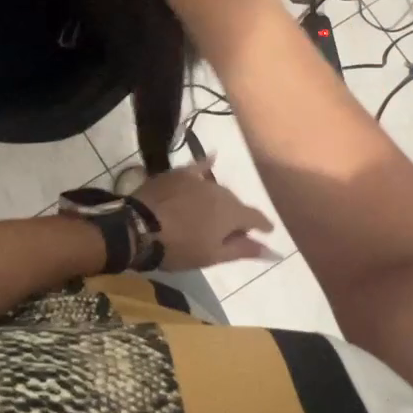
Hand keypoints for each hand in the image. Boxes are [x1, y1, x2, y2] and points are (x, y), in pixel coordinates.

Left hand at [133, 156, 276, 270]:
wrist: (139, 228)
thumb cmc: (179, 248)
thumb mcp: (213, 255)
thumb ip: (244, 249)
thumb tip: (273, 250)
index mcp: (232, 212)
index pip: (255, 217)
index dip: (263, 225)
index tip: (267, 231)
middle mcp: (219, 190)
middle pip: (234, 203)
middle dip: (236, 215)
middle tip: (231, 230)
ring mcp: (197, 179)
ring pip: (216, 188)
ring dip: (219, 199)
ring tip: (215, 211)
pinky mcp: (177, 173)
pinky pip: (196, 166)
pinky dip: (205, 164)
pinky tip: (213, 157)